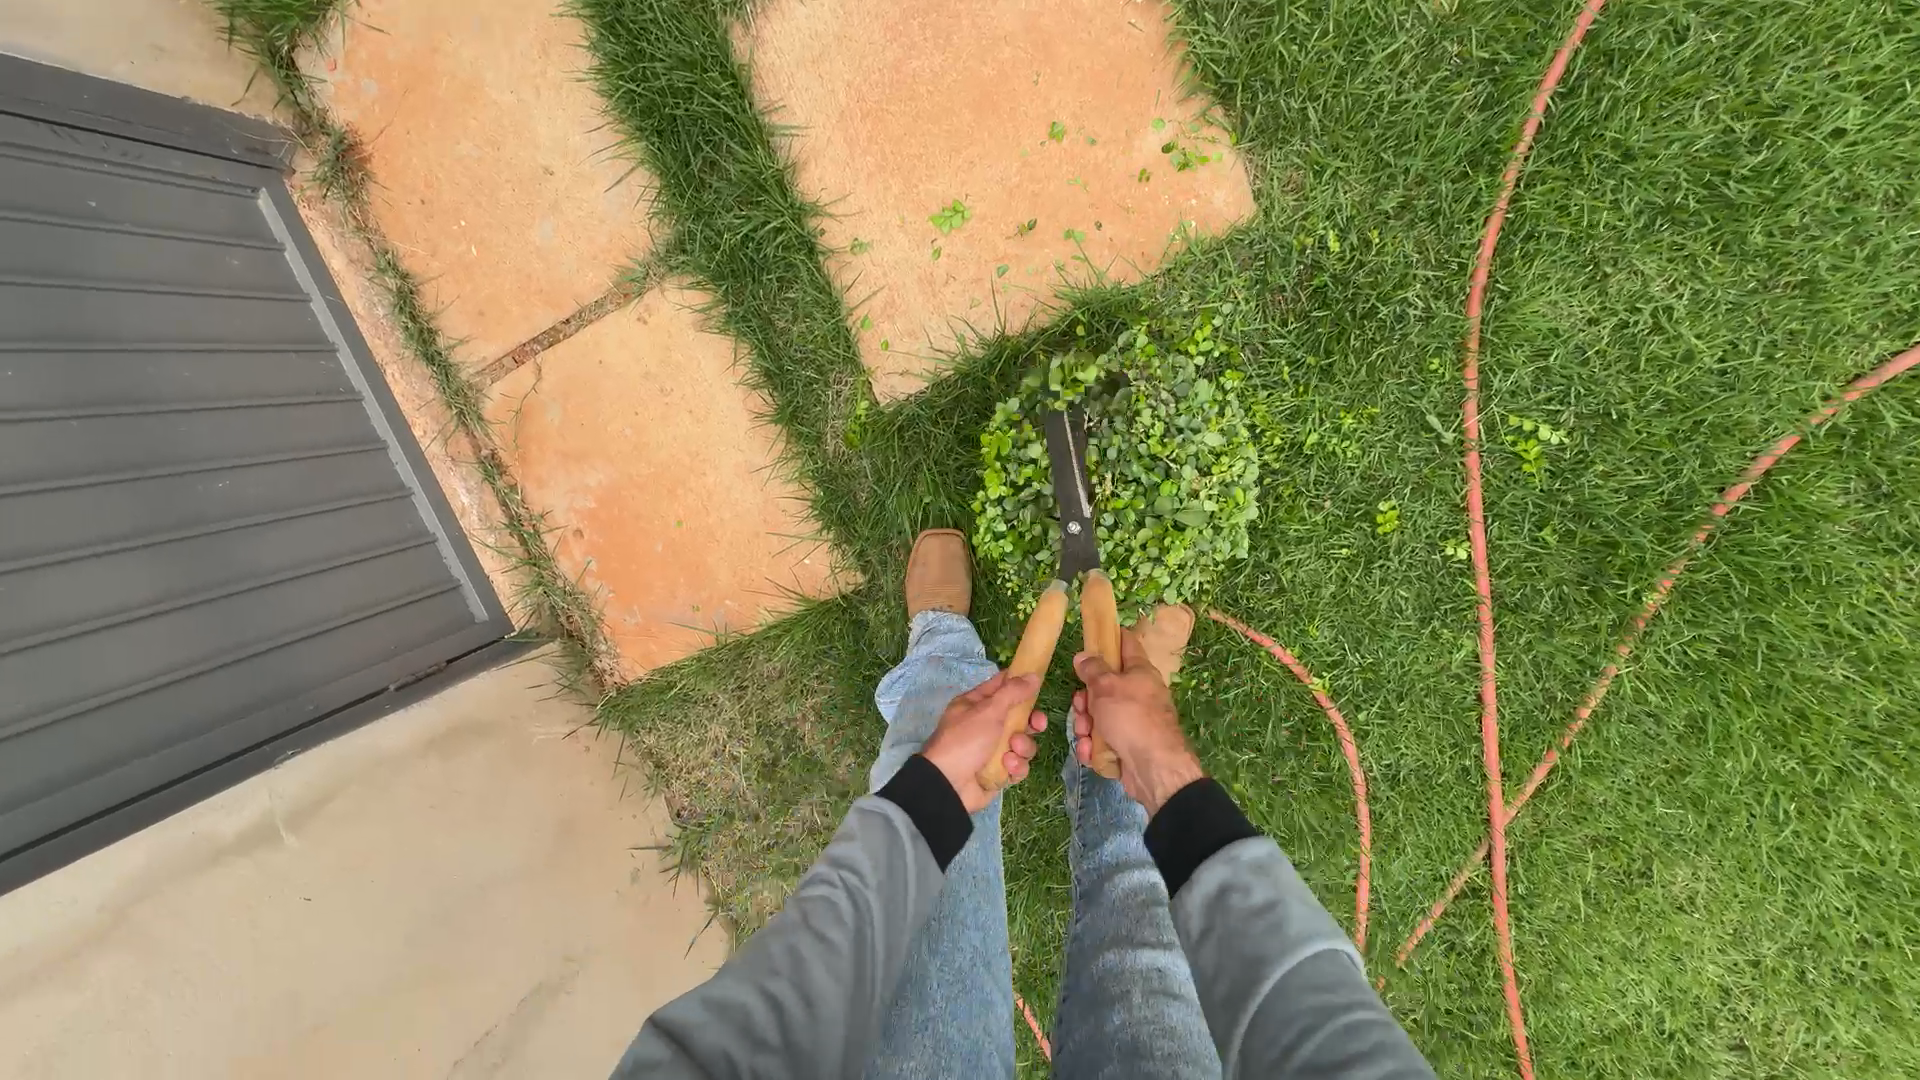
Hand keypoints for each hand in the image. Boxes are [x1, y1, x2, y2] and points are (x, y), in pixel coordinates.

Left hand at [922, 671, 1046, 812]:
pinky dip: (1015, 766)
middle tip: (1037, 724)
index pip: (1001, 686)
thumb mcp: (988, 710)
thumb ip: (1012, 692)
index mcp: (976, 705)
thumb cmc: (965, 740)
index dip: (1020, 683)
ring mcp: (993, 749)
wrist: (949, 785)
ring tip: (1012, 751)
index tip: (1038, 683)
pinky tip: (1007, 767)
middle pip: (1018, 717)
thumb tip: (1033, 675)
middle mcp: (985, 725)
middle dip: (1030, 722)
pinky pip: (1018, 765)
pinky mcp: (999, 771)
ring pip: (1022, 742)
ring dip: (1022, 746)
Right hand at [1072, 630, 1203, 814]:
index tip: (1093, 634)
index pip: (1126, 644)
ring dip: (1085, 724)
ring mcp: (1132, 722)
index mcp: (1139, 673)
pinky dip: (1093, 746)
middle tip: (1080, 705)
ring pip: (1098, 715)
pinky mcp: (1125, 746)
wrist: (1153, 768)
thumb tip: (1084, 655)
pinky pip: (1101, 740)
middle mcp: (1137, 695)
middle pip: (1103, 687)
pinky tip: (1090, 752)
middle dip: (1085, 698)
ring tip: (1085, 733)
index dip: (1110, 636)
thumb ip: (1093, 669)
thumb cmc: (1132, 717)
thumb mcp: (1107, 686)